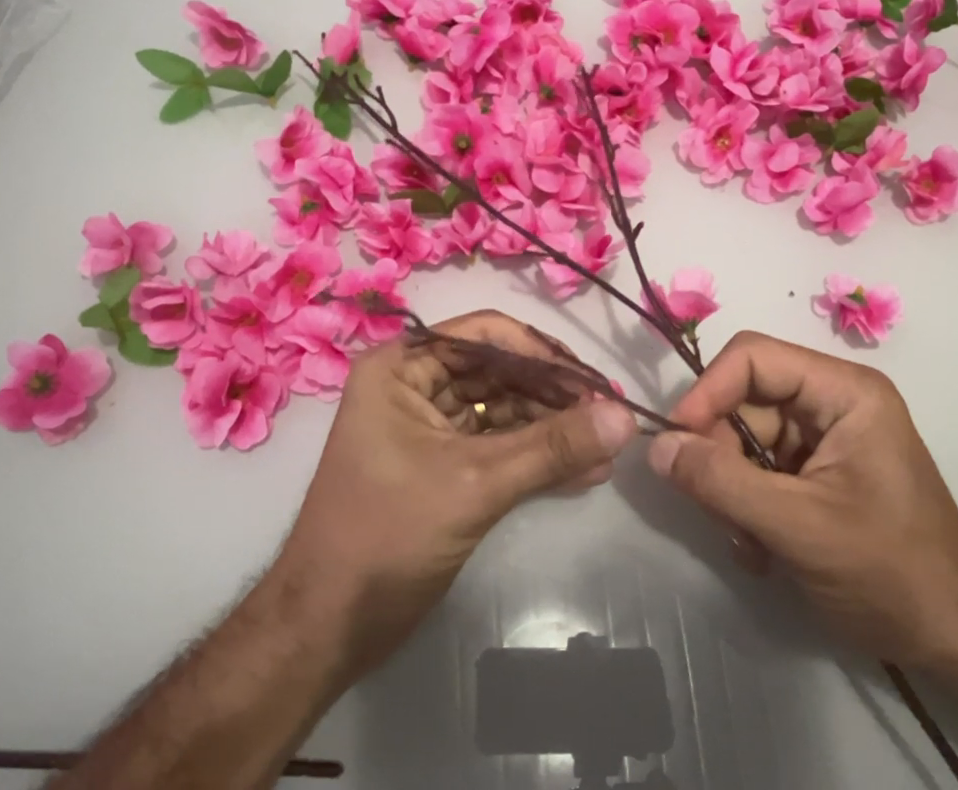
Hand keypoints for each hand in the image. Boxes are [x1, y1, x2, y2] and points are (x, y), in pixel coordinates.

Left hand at [277, 310, 638, 676]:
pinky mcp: (443, 467)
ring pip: (503, 412)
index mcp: (402, 368)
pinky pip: (499, 447)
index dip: (544, 354)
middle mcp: (413, 386)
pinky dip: (538, 458)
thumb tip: (626, 417)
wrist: (331, 622)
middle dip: (555, 396)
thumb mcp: (475, 484)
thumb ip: (552, 447)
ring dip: (553, 429)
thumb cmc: (388, 536)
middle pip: (499, 372)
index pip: (486, 335)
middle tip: (611, 418)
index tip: (595, 384)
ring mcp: (428, 428)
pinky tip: (585, 472)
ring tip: (607, 450)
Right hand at [647, 331, 957, 674]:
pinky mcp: (814, 476)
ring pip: (741, 442)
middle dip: (719, 458)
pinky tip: (761, 552)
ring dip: (730, 493)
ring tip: (750, 544)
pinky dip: (744, 509)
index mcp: (844, 393)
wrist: (955, 637)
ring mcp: (823, 441)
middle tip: (719, 514)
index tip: (676, 444)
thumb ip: (722, 482)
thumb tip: (656, 448)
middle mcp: (831, 404)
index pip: (753, 358)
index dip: (707, 392)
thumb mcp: (798, 526)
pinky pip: (755, 473)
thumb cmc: (890, 573)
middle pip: (741, 403)